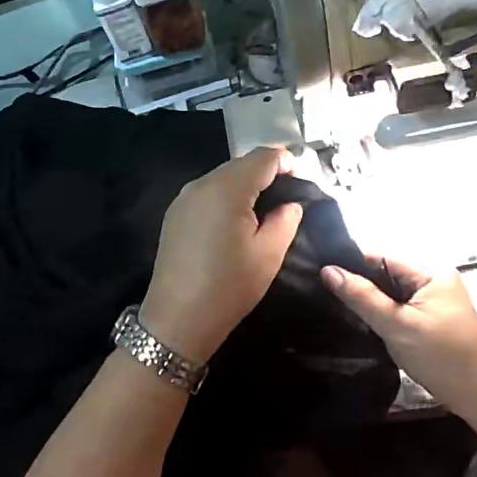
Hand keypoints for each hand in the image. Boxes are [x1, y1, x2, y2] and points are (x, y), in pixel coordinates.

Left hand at [142, 148, 304, 363]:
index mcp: (227, 189)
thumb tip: (291, 205)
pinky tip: (237, 219)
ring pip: (222, 177)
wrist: (177, 319)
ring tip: (265, 207)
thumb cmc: (228, 286)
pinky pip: (207, 192)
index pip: (262, 157)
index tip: (302, 178)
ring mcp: (184, 198)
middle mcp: (202, 184)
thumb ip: (286, 221)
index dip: (286, 161)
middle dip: (265, 171)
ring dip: (245, 184)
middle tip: (288, 194)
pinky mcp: (175, 214)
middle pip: (240, 163)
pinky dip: (226, 196)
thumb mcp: (268, 254)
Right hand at [322, 256, 476, 411]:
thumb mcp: (397, 326)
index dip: (353, 264)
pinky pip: (403, 309)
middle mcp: (436, 281)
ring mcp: (437, 302)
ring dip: (373, 303)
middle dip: (362, 285)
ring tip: (342, 311)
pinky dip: (387, 316)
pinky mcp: (435, 321)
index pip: (384, 257)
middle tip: (328, 297)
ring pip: (394, 294)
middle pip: (388, 274)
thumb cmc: (441, 357)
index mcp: (432, 273)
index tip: (323, 276)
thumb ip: (362, 297)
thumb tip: (327, 270)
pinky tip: (368, 326)